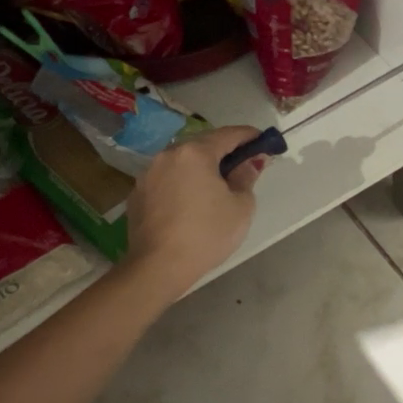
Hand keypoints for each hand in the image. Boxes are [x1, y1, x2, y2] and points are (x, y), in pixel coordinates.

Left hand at [119, 125, 268, 297]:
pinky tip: (192, 201)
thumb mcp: (241, 206)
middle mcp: (168, 155)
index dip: (250, 136)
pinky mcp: (138, 195)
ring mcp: (148, 175)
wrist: (158, 267)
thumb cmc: (207, 234)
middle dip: (225, 151)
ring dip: (201, 166)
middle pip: (202, 144)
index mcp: (195, 153)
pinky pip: (167, 179)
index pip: (228, 135)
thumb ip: (246, 177)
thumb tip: (250, 162)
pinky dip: (183, 182)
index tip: (264, 142)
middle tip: (244, 164)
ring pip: (182, 162)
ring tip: (217, 184)